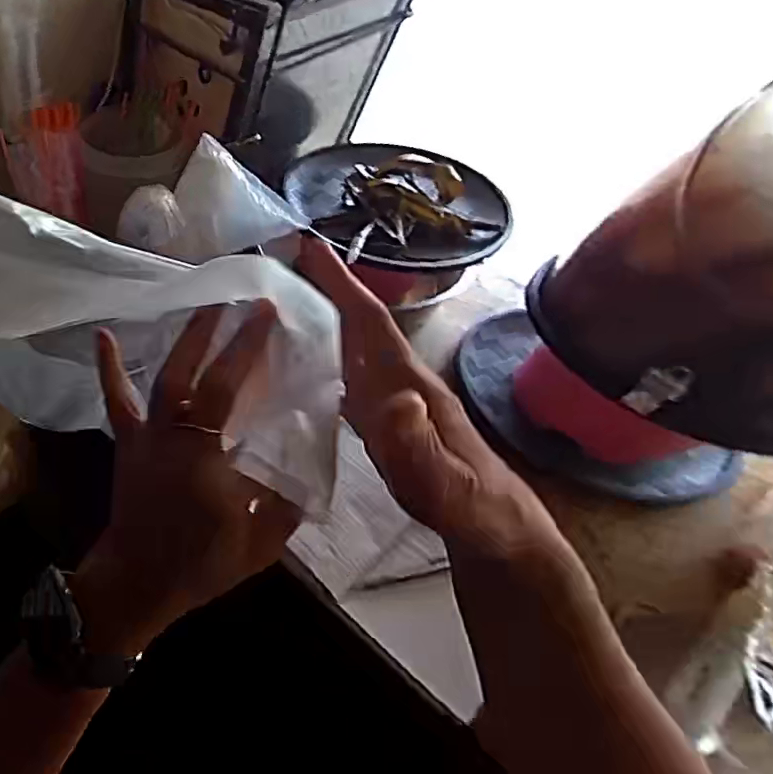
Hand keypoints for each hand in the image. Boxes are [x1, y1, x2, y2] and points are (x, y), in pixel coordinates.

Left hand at [73, 301, 301, 655]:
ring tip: (203, 308)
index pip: (227, 389)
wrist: (137, 580)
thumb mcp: (258, 541)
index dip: (246, 349)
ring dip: (184, 341)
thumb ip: (285, 503)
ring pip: (162, 378)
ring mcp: (145, 435)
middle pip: (194, 373)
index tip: (267, 315)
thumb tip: (304, 467)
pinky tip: (103, 334)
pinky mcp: (127, 442)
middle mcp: (172, 434)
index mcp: (205, 454)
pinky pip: (117, 400)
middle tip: (244, 304)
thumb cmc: (198, 564)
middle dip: (220, 334)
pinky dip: (110, 367)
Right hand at [296, 237, 561, 563]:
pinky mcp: (382, 413)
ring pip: (349, 341)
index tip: (310, 247)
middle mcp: (398, 378)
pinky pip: (345, 368)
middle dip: (324, 285)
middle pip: (357, 321)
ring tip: (280, 293)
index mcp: (408, 383)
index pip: (371, 323)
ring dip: (320, 312)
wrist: (492, 525)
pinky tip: (298, 352)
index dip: (342, 284)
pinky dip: (321, 348)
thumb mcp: (442, 483)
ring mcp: (390, 394)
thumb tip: (394, 395)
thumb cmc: (465, 505)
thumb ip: (417, 444)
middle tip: (281, 258)